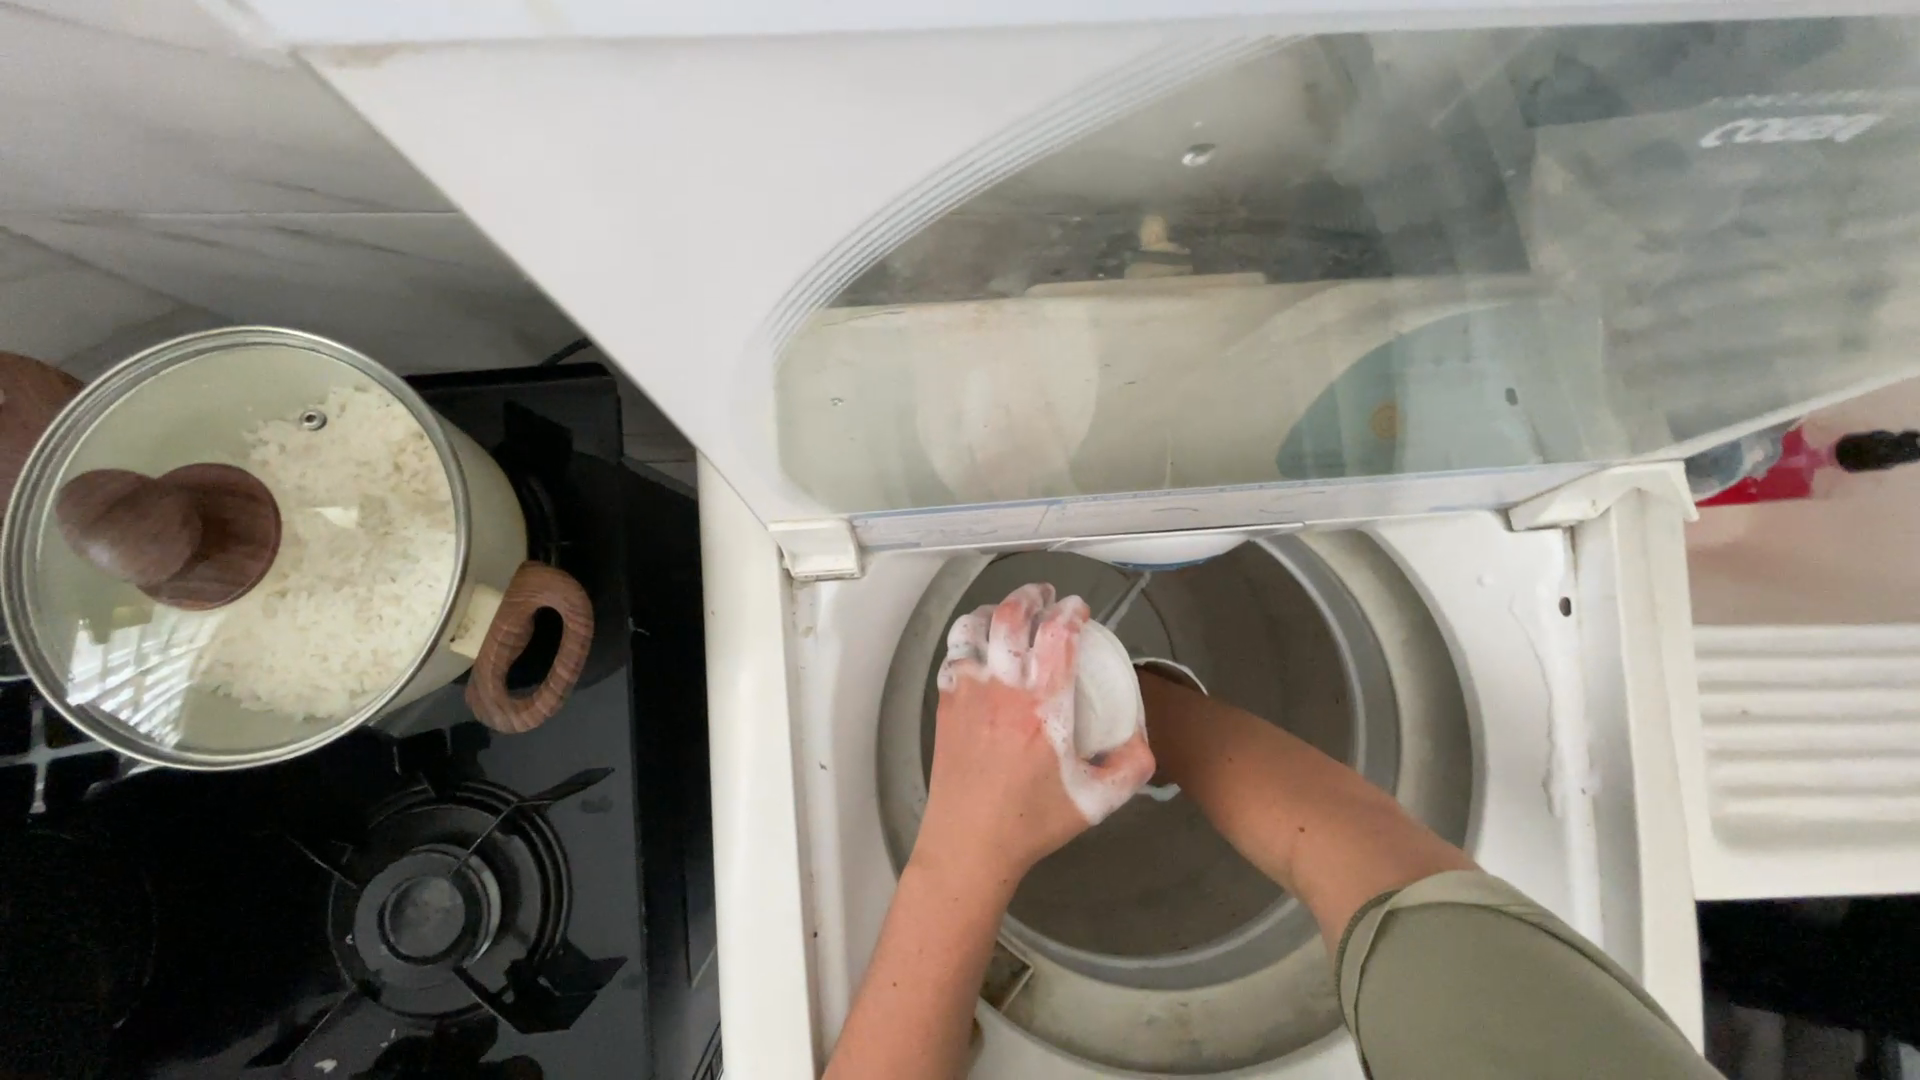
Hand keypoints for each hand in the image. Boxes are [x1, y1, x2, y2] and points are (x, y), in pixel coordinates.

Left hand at [915, 583, 1155, 890]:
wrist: (968, 844)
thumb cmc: (1031, 823)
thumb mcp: (1096, 801)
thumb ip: (1130, 766)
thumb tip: (1141, 736)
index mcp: (1043, 710)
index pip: (1057, 636)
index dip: (1070, 611)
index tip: (1078, 609)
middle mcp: (1002, 691)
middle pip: (1011, 617)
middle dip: (1031, 595)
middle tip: (1046, 595)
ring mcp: (968, 693)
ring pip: (974, 627)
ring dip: (996, 610)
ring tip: (1011, 612)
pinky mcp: (945, 702)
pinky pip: (954, 652)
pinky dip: (970, 637)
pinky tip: (981, 645)